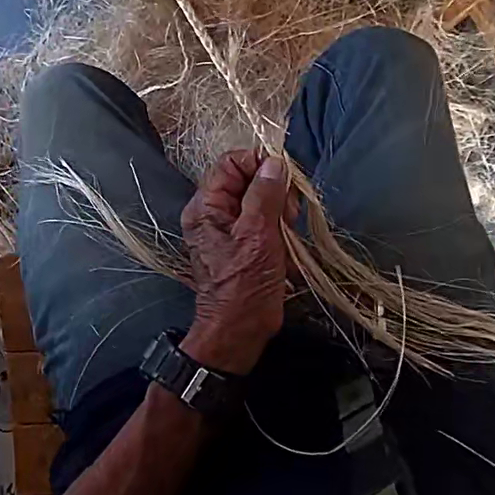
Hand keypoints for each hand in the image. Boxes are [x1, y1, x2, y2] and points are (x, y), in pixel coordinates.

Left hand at [179, 149, 291, 375]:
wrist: (238, 331)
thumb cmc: (244, 286)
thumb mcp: (257, 235)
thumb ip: (265, 195)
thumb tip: (274, 163)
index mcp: (205, 207)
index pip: (230, 163)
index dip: (258, 163)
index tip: (283, 179)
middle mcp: (213, 214)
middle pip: (247, 180)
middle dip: (274, 190)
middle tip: (288, 213)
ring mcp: (228, 229)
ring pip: (260, 201)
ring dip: (280, 211)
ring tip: (288, 232)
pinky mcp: (244, 244)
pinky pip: (264, 222)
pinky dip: (279, 229)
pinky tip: (286, 244)